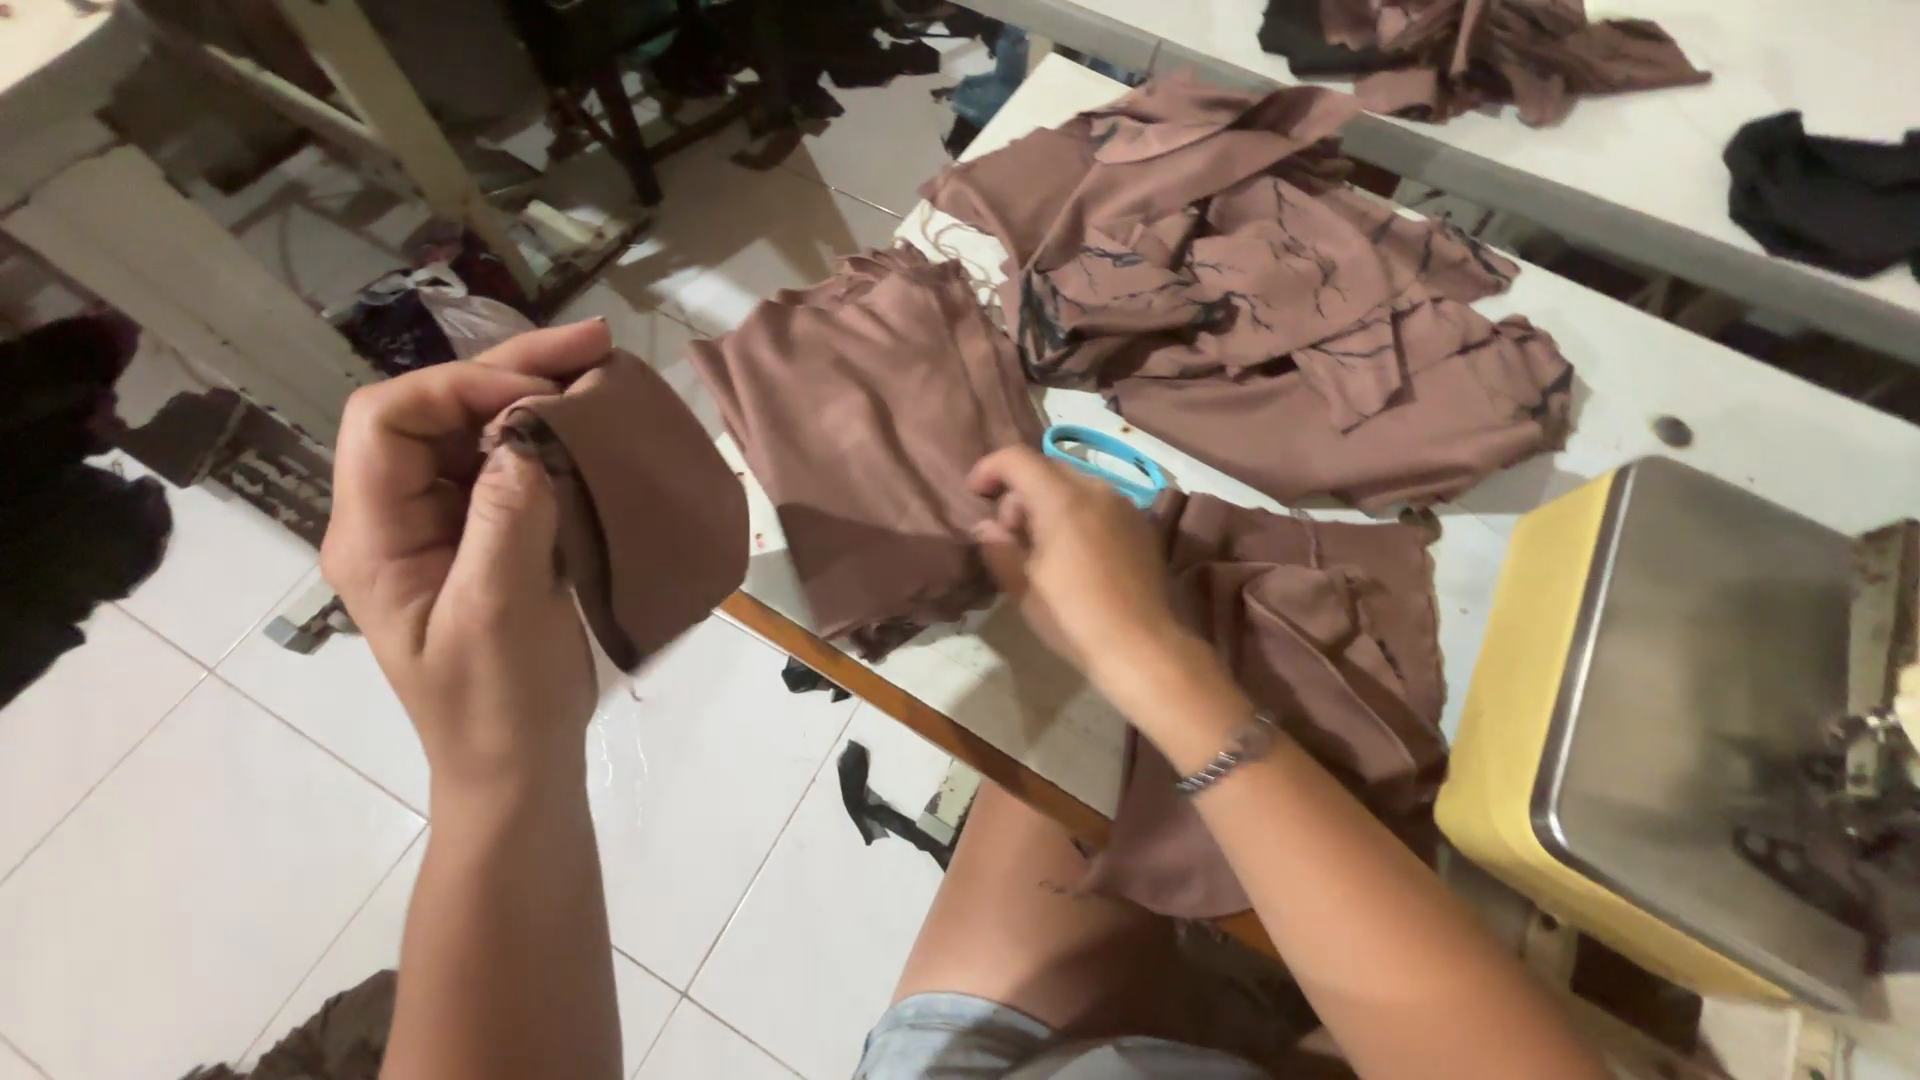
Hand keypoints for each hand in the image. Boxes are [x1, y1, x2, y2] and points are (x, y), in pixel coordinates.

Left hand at [321, 320, 611, 792]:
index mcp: (375, 534)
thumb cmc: (495, 702)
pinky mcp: (496, 536)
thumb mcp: (496, 614)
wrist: (519, 760)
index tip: (544, 394)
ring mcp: (451, 524)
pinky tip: (595, 425)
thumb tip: (529, 434)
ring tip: (602, 370)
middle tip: (594, 344)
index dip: (461, 390)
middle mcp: (403, 515)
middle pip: (438, 414)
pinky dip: (556, 439)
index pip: (390, 423)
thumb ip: (506, 520)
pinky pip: (517, 469)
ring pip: (481, 433)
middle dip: (511, 372)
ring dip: (538, 396)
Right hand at [967, 445, 1194, 689]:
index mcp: (1063, 501)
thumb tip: (986, 526)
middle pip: (1047, 468)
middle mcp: (1097, 490)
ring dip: (1048, 502)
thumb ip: (999, 547)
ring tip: (1041, 547)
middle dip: (1019, 491)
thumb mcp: (1023, 588)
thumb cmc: (1074, 619)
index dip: (989, 468)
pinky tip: (1073, 552)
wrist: (1141, 646)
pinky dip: (1076, 513)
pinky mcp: (1141, 524)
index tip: (975, 493)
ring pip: (1074, 484)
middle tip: (1010, 534)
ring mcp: (1125, 505)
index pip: (1018, 459)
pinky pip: (1098, 503)